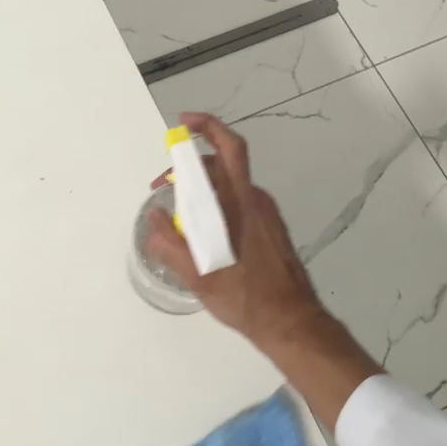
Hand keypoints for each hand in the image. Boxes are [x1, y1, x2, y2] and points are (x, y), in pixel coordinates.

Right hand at [145, 113, 326, 354]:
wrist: (292, 322)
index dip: (208, 125)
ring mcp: (266, 214)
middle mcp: (255, 200)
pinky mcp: (271, 229)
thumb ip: (170, 244)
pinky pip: (239, 204)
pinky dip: (217, 206)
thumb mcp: (198, 276)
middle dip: (189, 167)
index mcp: (239, 202)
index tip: (183, 123)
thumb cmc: (245, 296)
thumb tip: (154, 218)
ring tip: (179, 216)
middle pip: (222, 165)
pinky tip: (204, 234)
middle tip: (164, 186)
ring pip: (229, 187)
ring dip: (202, 190)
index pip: (229, 147)